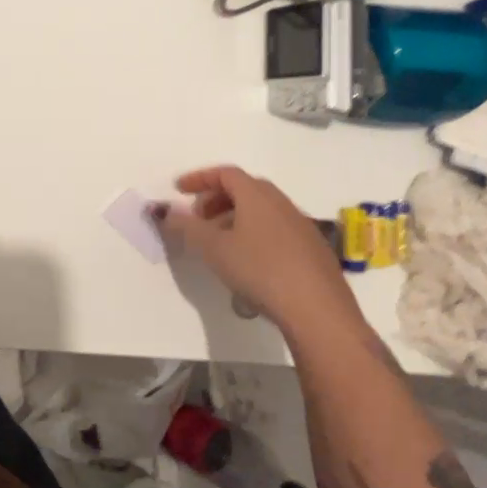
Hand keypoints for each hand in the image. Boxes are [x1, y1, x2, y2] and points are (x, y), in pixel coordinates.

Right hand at [157, 166, 361, 335]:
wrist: (319, 313)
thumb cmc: (259, 270)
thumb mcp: (210, 247)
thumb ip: (185, 225)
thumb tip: (167, 211)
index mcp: (259, 198)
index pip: (227, 174)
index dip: (200, 178)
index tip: (179, 190)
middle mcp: (284, 207)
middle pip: (248, 189)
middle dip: (218, 197)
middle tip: (199, 216)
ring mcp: (305, 229)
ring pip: (265, 210)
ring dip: (237, 216)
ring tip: (220, 240)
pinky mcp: (316, 253)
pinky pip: (279, 230)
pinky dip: (257, 233)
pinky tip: (248, 260)